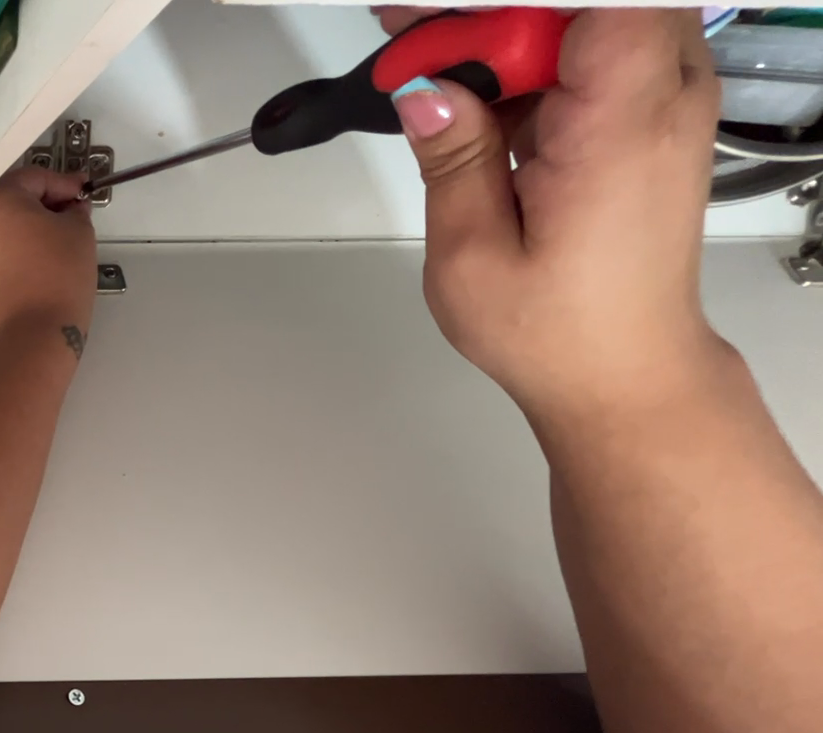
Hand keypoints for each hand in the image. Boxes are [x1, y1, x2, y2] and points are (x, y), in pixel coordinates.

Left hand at [0, 167, 96, 356]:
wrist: (26, 344)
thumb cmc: (55, 283)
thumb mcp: (79, 234)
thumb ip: (74, 211)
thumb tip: (69, 210)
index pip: (32, 179)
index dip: (62, 185)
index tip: (79, 195)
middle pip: (3, 209)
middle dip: (34, 214)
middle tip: (61, 226)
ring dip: (12, 245)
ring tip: (39, 263)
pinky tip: (18, 289)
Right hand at [387, 10, 729, 421]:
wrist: (618, 363)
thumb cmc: (548, 324)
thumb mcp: (472, 252)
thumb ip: (453, 160)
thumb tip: (425, 91)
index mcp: (622, 124)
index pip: (578, 5)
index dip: (491, 9)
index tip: (413, 26)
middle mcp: (664, 93)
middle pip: (578, 7)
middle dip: (486, 18)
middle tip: (402, 36)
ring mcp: (662, 101)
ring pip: (581, 24)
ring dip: (500, 39)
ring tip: (419, 65)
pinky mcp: (644, 117)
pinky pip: (588, 58)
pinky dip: (523, 64)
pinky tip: (467, 95)